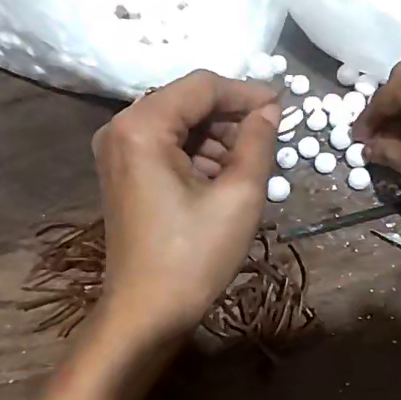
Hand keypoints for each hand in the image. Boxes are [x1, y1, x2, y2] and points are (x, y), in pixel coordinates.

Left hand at [91, 70, 281, 343]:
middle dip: (230, 118)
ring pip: (178, 125)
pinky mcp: (122, 174)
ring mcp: (117, 152)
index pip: (202, 86)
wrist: (145, 313)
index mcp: (141, 127)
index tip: (283, 109)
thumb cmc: (193, 257)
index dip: (246, 93)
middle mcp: (120, 129)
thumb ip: (257, 142)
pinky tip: (224, 178)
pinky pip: (166, 147)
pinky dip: (197, 155)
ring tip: (250, 166)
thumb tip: (270, 110)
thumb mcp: (238, 196)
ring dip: (216, 138)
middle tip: (270, 140)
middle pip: (187, 102)